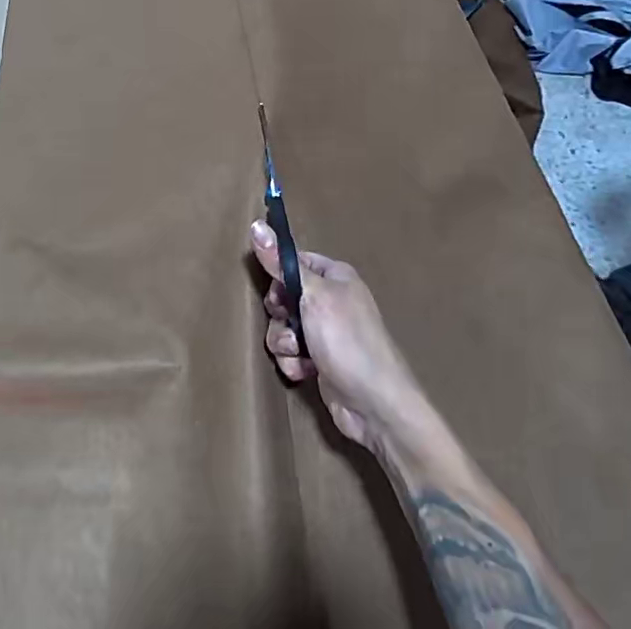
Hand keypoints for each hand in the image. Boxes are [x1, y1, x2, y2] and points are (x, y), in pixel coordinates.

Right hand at [250, 221, 430, 457]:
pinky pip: (290, 353)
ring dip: (283, 342)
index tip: (276, 291)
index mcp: (335, 276)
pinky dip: (293, 362)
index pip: (293, 262)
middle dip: (279, 315)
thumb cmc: (347, 340)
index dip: (278, 276)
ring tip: (298, 352)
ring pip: (282, 327)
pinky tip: (306, 371)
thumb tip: (255, 225)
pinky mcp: (320, 360)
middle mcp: (331, 300)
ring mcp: (326, 332)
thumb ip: (280, 264)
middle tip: (289, 322)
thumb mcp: (312, 295)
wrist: (375, 404)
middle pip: (283, 296)